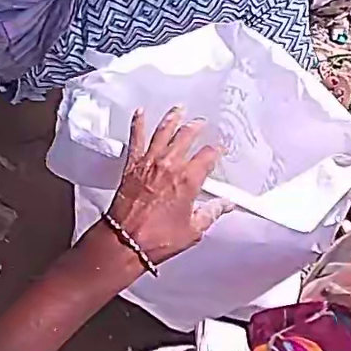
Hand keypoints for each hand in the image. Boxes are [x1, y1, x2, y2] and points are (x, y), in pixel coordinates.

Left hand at [87, 107, 223, 275]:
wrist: (126, 241)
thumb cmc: (158, 238)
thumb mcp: (193, 230)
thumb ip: (211, 212)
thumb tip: (225, 205)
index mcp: (189, 179)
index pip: (208, 155)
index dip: (216, 150)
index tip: (218, 150)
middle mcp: (170, 165)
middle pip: (187, 135)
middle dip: (196, 127)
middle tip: (201, 123)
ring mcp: (150, 162)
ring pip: (164, 131)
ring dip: (173, 118)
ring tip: (179, 109)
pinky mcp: (133, 164)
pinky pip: (136, 138)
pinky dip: (138, 123)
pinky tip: (140, 113)